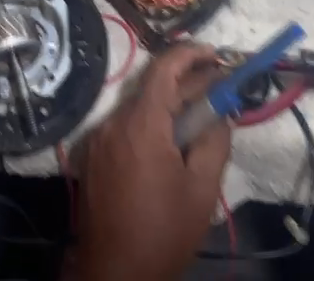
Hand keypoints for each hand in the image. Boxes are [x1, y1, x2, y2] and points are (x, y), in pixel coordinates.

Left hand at [66, 44, 232, 280]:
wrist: (114, 273)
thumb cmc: (163, 233)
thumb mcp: (201, 190)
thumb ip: (214, 142)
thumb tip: (221, 112)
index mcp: (141, 125)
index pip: (164, 69)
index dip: (191, 54)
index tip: (216, 54)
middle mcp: (113, 122)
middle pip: (152, 87)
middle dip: (187, 83)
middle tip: (220, 86)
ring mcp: (98, 138)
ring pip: (138, 108)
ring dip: (168, 105)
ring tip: (200, 116)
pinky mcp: (92, 155)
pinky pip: (125, 127)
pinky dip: (150, 125)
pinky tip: (171, 142)